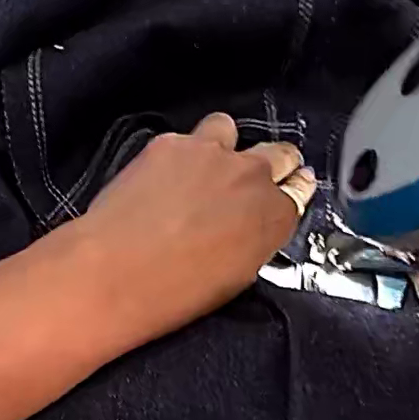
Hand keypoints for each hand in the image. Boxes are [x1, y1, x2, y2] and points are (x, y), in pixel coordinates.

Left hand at [53, 112, 316, 342]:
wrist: (118, 271)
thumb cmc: (174, 289)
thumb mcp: (237, 275)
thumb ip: (256, 238)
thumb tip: (250, 228)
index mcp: (275, 214)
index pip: (300, 188)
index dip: (292, 187)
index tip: (288, 187)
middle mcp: (251, 175)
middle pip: (279, 152)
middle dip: (274, 162)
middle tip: (255, 176)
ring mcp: (211, 153)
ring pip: (230, 130)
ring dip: (224, 146)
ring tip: (206, 166)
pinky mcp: (170, 144)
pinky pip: (185, 138)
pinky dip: (180, 153)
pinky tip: (165, 176)